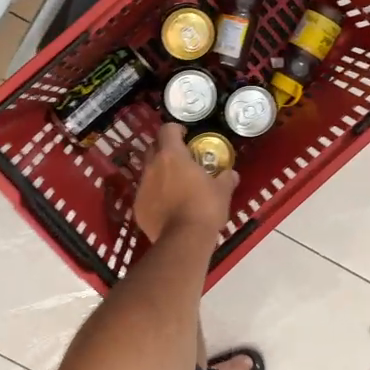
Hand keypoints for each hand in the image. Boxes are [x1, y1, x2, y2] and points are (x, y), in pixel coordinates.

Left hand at [132, 122, 237, 242]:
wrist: (183, 240)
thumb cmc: (205, 208)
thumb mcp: (222, 191)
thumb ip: (226, 178)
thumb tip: (231, 174)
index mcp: (172, 155)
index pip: (167, 129)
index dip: (176, 129)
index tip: (186, 136)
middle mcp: (152, 167)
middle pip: (153, 147)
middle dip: (164, 149)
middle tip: (180, 158)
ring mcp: (142, 187)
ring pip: (148, 171)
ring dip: (159, 172)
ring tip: (174, 184)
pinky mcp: (138, 207)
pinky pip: (146, 193)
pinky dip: (155, 194)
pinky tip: (167, 206)